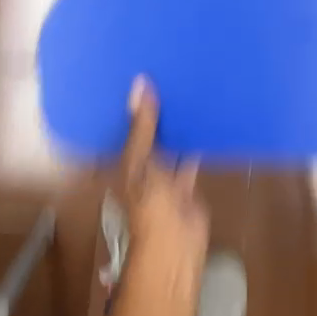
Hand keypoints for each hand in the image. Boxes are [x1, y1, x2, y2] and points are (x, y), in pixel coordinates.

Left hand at [119, 77, 208, 286]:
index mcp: (116, 162)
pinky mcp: (183, 182)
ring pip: (166, 142)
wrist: (174, 245)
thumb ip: (143, 126)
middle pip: (141, 133)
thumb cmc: (147, 205)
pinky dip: (194, 141)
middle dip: (148, 111)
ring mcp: (159, 175)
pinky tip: (203, 118)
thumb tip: (140, 83)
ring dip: (173, 123)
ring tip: (182, 86)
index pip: (113, 127)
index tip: (124, 72)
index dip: (117, 104)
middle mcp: (135, 166)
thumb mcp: (140, 161)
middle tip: (158, 70)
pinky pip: (187, 156)